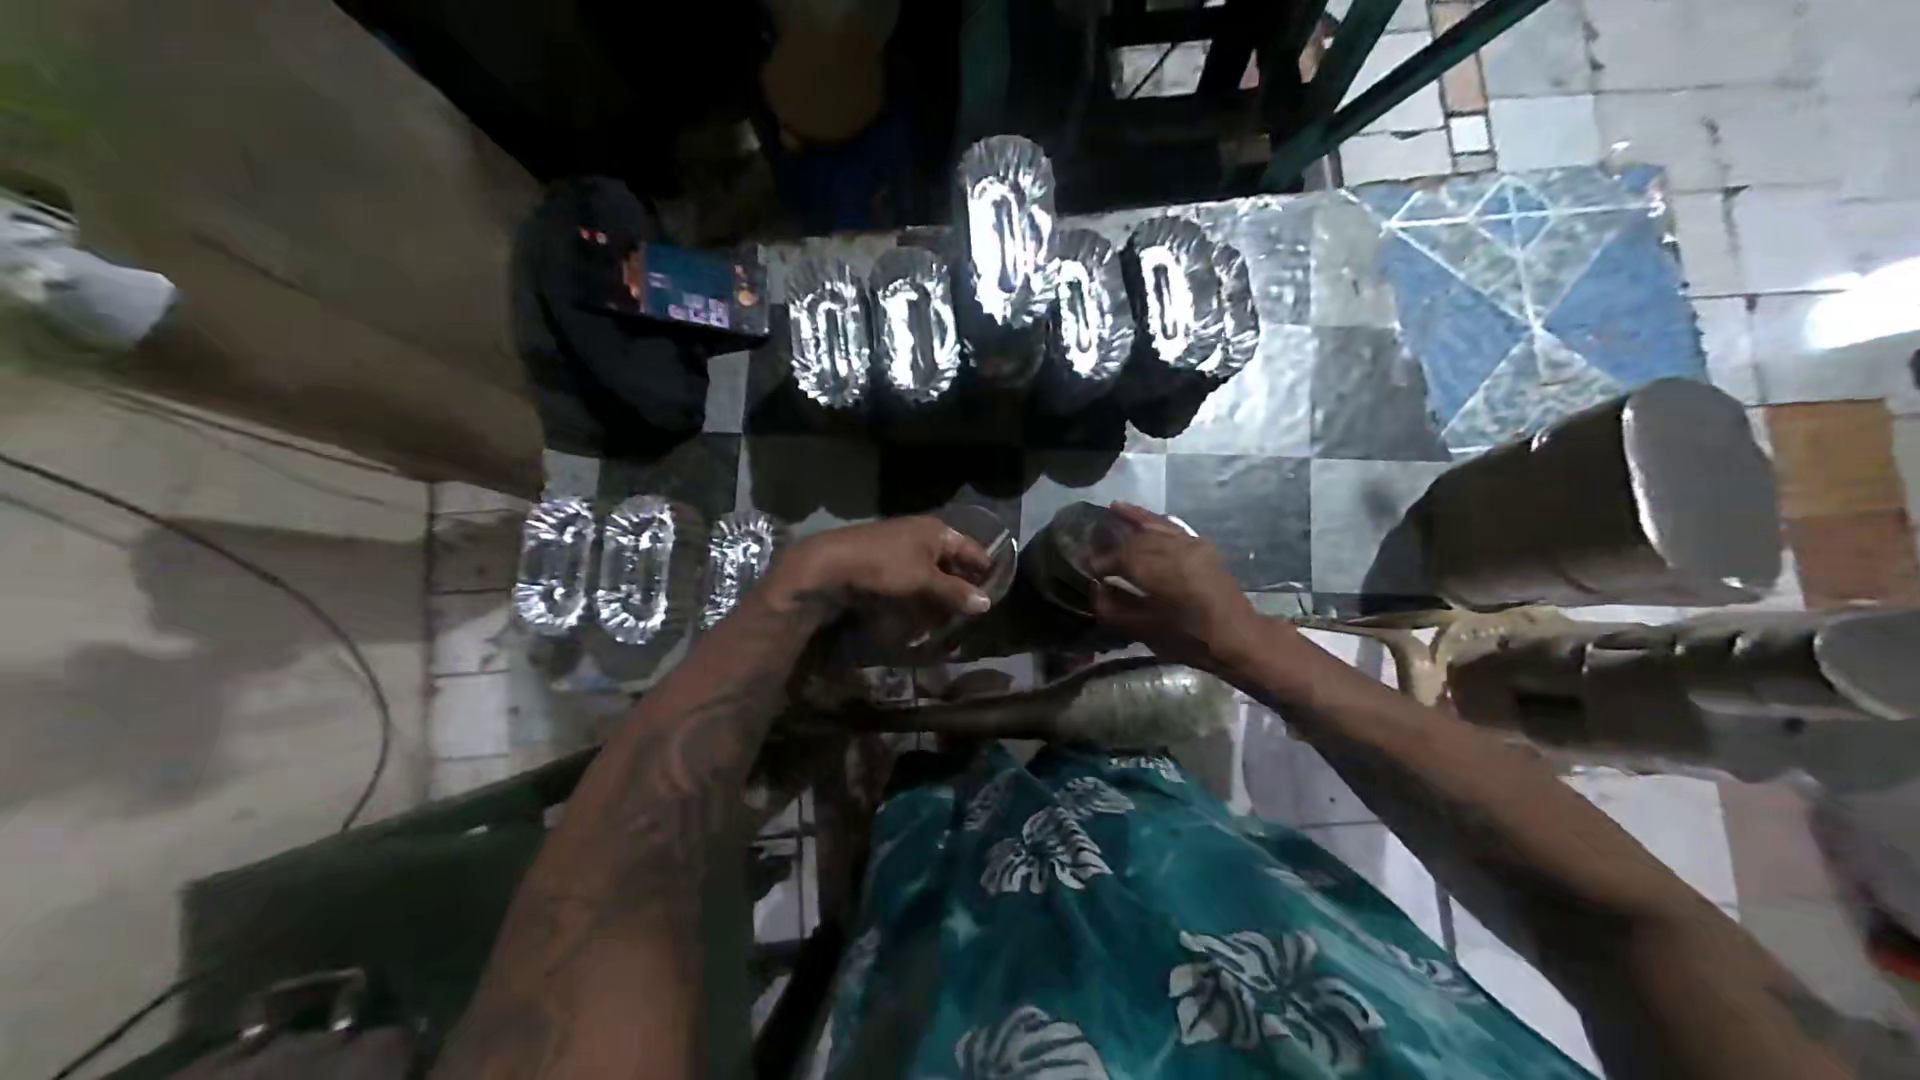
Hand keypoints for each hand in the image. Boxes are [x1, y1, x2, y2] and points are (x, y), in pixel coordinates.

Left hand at [769, 516, 993, 616]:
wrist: (830, 564)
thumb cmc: (884, 566)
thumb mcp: (924, 581)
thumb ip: (955, 592)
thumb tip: (986, 603)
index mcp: (936, 531)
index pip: (971, 549)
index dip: (984, 569)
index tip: (994, 592)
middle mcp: (921, 534)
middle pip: (951, 560)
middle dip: (961, 585)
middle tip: (971, 610)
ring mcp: (901, 546)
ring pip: (931, 571)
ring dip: (940, 592)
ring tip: (948, 616)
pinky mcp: (884, 562)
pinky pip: (912, 577)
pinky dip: (920, 593)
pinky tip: (922, 610)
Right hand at [1087, 502, 1267, 671]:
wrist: (1236, 637)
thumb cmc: (1188, 639)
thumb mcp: (1144, 630)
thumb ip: (1113, 607)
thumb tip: (1096, 588)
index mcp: (1159, 571)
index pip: (1120, 557)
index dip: (1101, 562)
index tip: (1088, 569)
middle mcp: (1174, 550)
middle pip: (1136, 538)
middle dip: (1114, 539)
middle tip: (1095, 542)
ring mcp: (1190, 544)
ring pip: (1155, 526)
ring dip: (1134, 519)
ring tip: (1114, 508)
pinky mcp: (1201, 546)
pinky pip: (1172, 526)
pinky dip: (1155, 519)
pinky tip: (1144, 517)